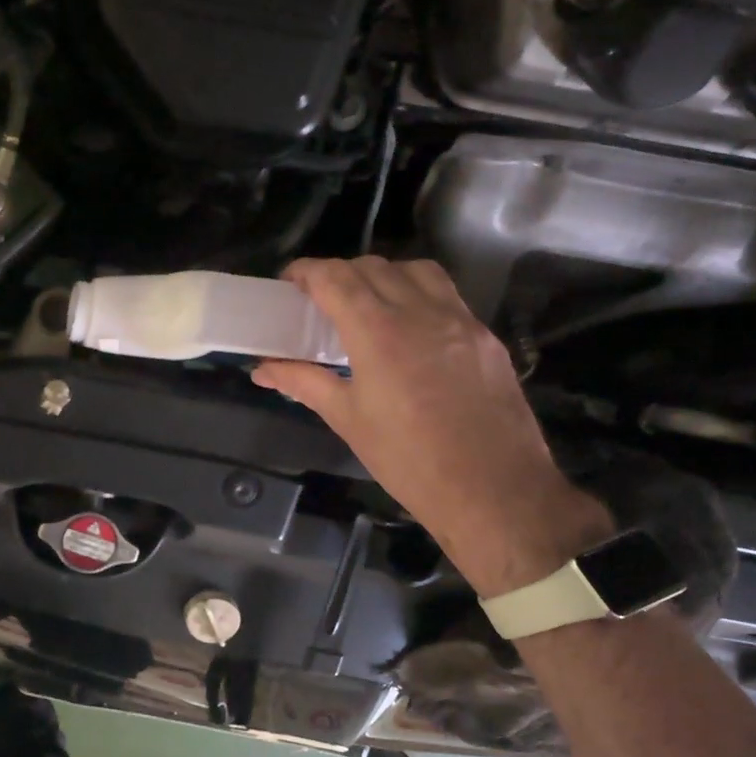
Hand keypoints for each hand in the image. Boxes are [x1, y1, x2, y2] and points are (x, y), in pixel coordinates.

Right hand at [251, 257, 610, 597]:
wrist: (492, 488)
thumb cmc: (407, 459)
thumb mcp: (346, 419)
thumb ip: (303, 382)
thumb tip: (262, 368)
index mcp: (379, 333)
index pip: (336, 279)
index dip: (307, 272)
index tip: (288, 283)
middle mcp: (421, 313)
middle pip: (373, 268)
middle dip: (339, 273)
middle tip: (316, 299)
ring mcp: (459, 321)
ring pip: (415, 271)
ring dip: (381, 275)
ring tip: (363, 303)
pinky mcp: (483, 336)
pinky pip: (445, 294)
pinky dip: (415, 293)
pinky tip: (404, 326)